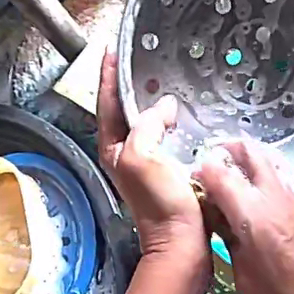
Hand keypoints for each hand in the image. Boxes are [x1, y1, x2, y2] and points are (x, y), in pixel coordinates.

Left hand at [98, 49, 208, 270]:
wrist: (183, 243)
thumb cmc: (159, 204)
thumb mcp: (142, 157)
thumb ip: (147, 125)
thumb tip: (164, 106)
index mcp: (115, 148)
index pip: (107, 103)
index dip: (108, 75)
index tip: (110, 49)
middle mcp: (127, 153)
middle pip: (126, 110)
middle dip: (131, 84)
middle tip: (142, 58)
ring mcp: (148, 163)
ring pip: (148, 122)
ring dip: (154, 101)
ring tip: (165, 79)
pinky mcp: (169, 170)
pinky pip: (168, 136)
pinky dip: (173, 120)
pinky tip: (186, 113)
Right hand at [194, 139, 293, 293]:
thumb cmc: (284, 293)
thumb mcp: (241, 273)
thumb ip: (225, 238)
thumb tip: (213, 218)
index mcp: (251, 213)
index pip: (217, 173)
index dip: (198, 173)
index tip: (188, 185)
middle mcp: (270, 195)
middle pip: (246, 150)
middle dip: (223, 150)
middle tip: (207, 166)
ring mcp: (287, 195)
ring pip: (262, 159)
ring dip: (241, 162)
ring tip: (224, 181)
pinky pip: (271, 175)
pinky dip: (254, 176)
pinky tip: (245, 199)